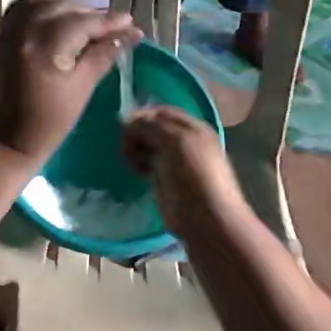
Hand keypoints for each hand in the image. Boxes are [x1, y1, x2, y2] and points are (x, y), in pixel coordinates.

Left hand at [0, 0, 139, 164]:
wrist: (9, 136)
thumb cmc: (50, 120)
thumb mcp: (83, 88)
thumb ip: (104, 55)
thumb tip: (130, 35)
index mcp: (46, 48)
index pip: (83, 22)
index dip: (109, 21)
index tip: (130, 23)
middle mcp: (25, 30)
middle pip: (64, 6)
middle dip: (91, 13)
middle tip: (111, 27)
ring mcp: (10, 29)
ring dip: (67, 4)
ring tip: (85, 20)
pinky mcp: (2, 32)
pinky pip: (24, 4)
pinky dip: (43, 3)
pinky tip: (58, 14)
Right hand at [122, 105, 250, 232]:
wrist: (206, 218)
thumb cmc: (194, 175)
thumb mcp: (175, 141)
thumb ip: (150, 126)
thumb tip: (126, 120)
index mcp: (192, 127)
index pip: (161, 112)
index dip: (142, 115)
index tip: (125, 126)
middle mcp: (183, 140)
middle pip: (151, 127)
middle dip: (136, 133)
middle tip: (127, 147)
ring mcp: (173, 159)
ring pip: (146, 144)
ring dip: (134, 148)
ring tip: (132, 161)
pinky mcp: (163, 178)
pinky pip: (145, 162)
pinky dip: (137, 162)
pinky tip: (136, 171)